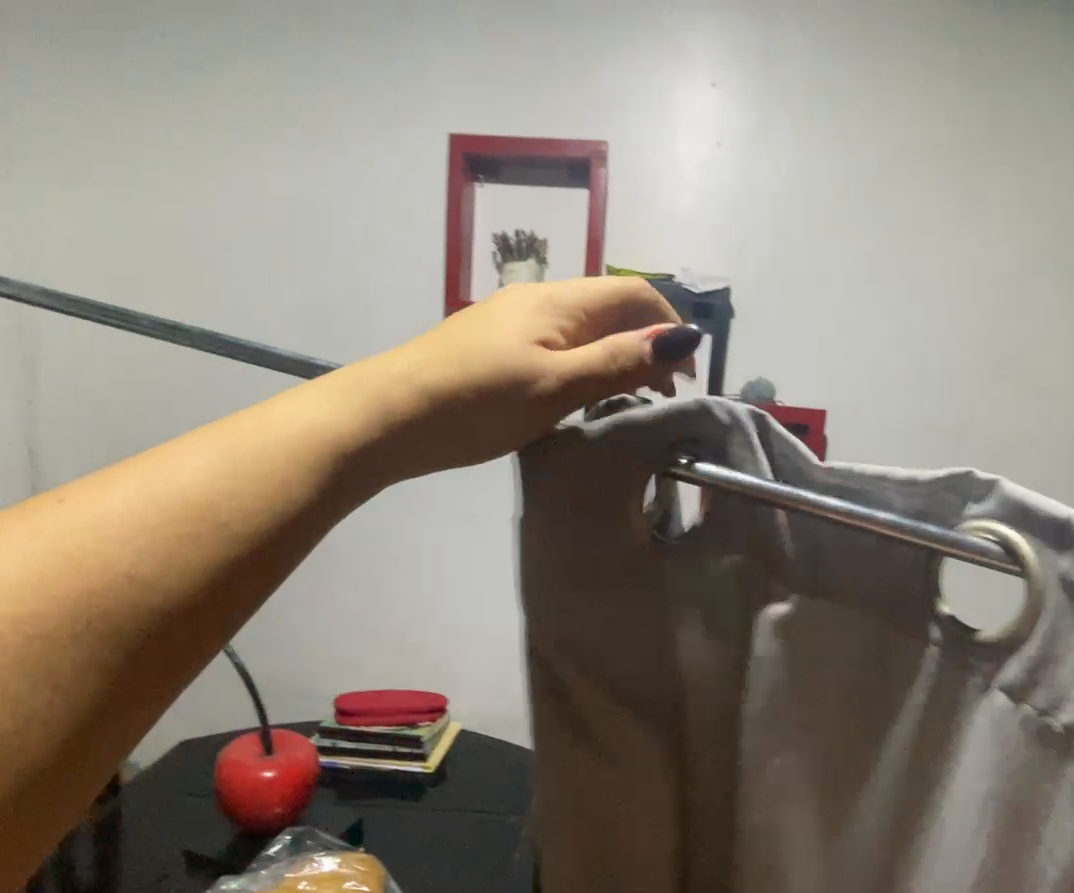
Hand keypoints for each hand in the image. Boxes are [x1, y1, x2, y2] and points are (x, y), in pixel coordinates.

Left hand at [354, 278, 697, 478]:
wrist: (386, 417)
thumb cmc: (476, 403)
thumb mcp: (556, 386)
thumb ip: (619, 362)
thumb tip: (684, 338)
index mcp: (559, 301)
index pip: (634, 293)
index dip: (669, 327)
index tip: (686, 378)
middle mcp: (539, 301)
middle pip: (611, 308)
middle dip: (647, 342)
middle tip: (663, 395)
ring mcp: (512, 325)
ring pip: (583, 329)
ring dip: (616, 355)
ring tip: (629, 400)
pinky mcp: (493, 350)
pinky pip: (557, 347)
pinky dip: (584, 366)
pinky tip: (579, 398)